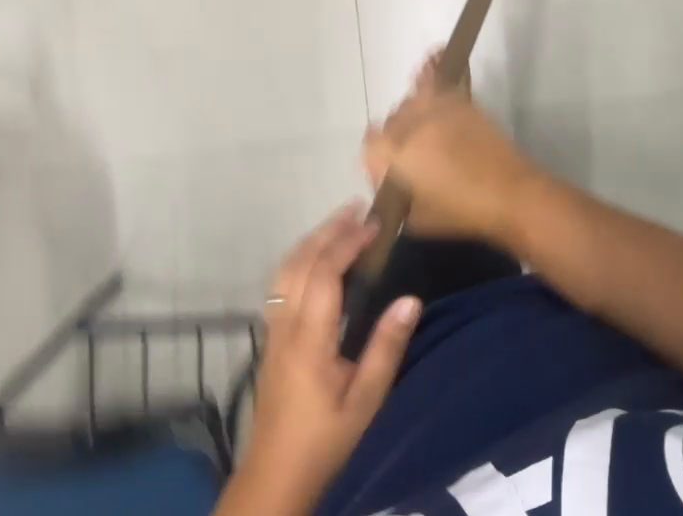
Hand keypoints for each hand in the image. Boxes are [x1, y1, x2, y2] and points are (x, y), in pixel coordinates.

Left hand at [232, 203, 421, 512]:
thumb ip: (386, 347)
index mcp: (309, 338)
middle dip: (328, 230)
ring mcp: (273, 331)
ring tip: (339, 224)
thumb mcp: (366, 400)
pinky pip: (281, 285)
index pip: (324, 273)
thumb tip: (410, 299)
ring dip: (311, 241)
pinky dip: (300, 260)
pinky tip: (317, 262)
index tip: (374, 225)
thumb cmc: (326, 438)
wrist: (275, 474)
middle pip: (300, 263)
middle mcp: (285, 325)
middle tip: (357, 208)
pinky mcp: (271, 340)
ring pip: (285, 271)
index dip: (347, 243)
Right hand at [362, 53, 550, 247]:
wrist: (511, 194)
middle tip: (415, 161)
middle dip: (396, 139)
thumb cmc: (462, 212)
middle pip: (390, 122)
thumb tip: (389, 184)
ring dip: (412, 116)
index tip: (391, 174)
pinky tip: (431, 59)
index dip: (377, 160)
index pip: (370, 144)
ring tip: (428, 135)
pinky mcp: (459, 102)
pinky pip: (435, 79)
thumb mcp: (416, 218)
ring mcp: (436, 110)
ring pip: (410, 102)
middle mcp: (410, 126)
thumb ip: (394, 199)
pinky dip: (429, 72)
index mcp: (395, 154)